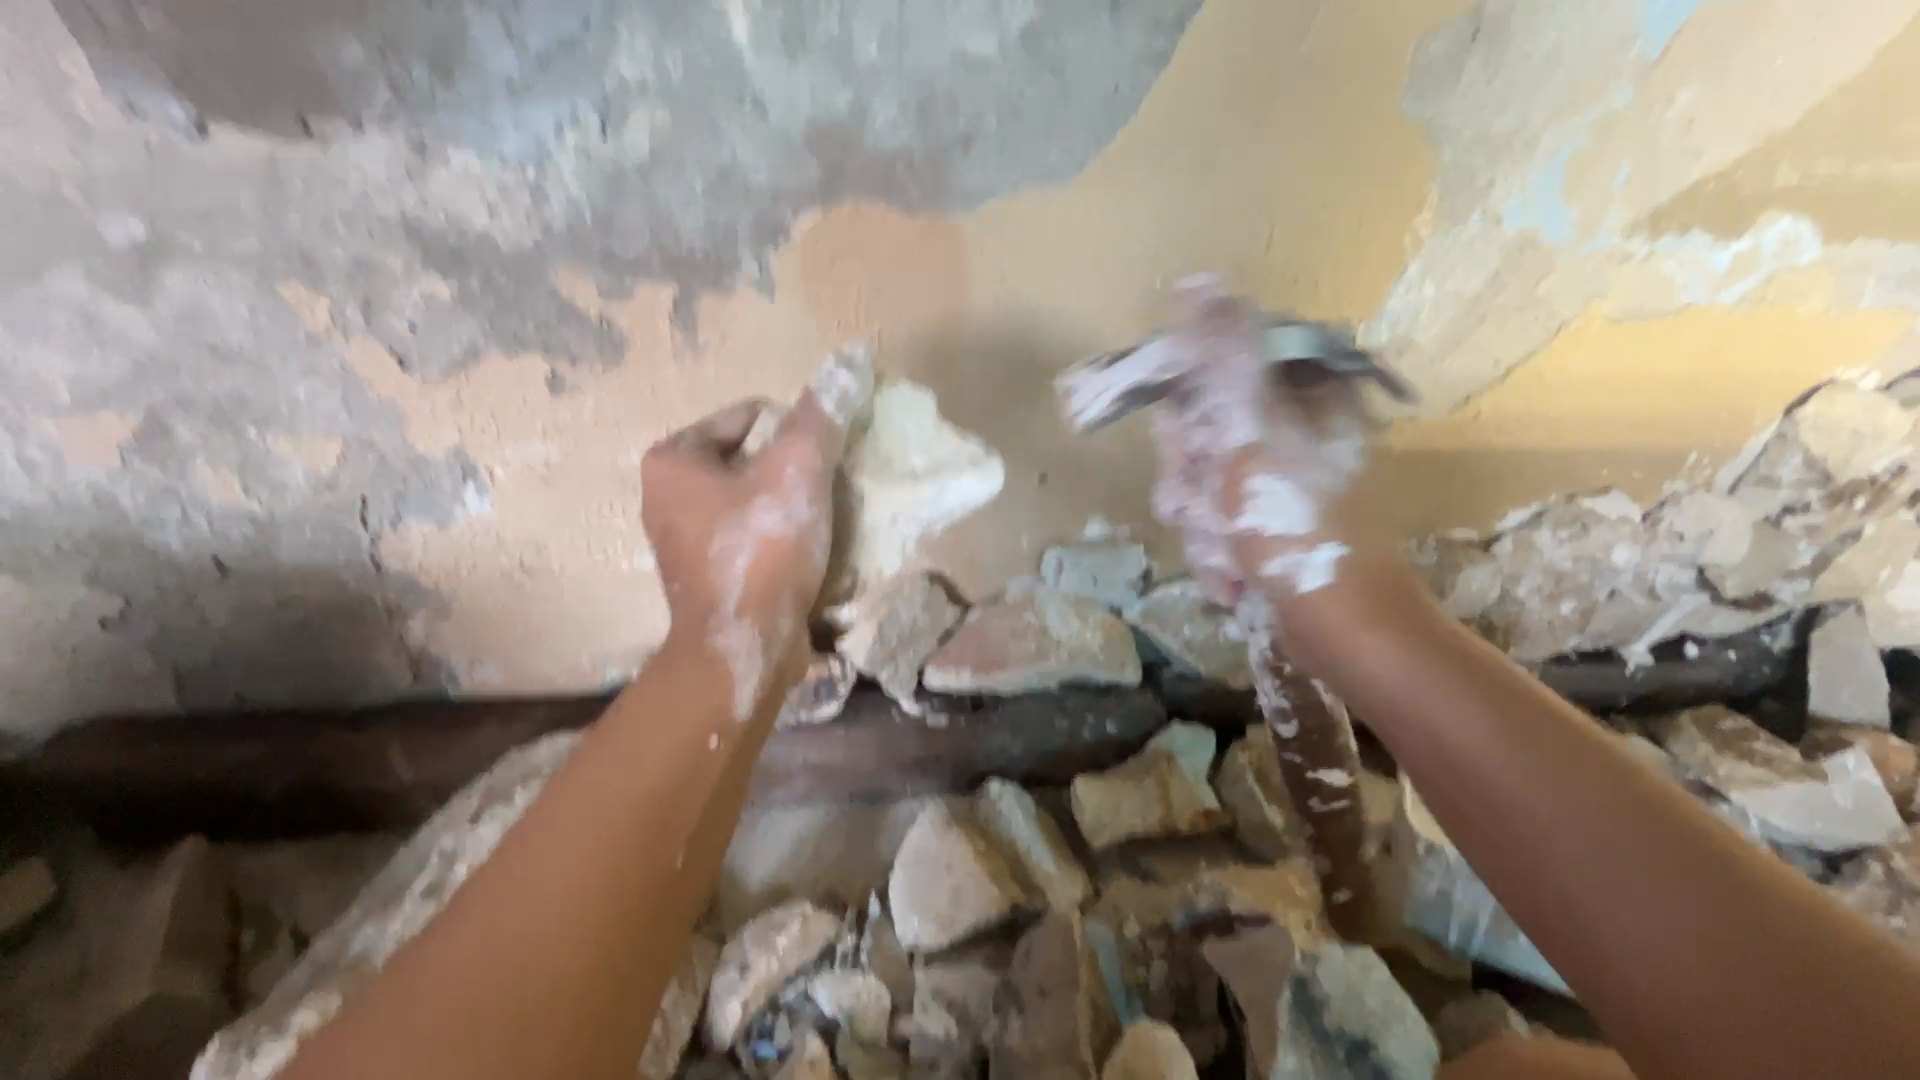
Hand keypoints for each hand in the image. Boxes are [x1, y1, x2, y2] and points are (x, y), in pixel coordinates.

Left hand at [642, 350, 869, 719]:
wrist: (744, 649)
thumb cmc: (762, 550)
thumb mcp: (798, 469)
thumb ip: (821, 414)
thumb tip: (851, 356)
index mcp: (672, 459)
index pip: (747, 415)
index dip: (796, 427)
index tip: (827, 454)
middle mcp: (665, 496)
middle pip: (750, 458)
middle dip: (792, 468)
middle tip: (830, 484)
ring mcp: (682, 541)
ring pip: (753, 500)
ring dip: (791, 504)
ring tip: (825, 519)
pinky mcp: (705, 577)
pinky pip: (750, 537)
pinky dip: (779, 538)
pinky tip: (807, 552)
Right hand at [1145, 282, 1401, 621]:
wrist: (1344, 628)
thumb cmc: (1300, 527)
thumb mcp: (1254, 432)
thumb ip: (1223, 357)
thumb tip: (1194, 280)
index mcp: (1298, 393)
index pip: (1212, 367)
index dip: (1187, 408)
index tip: (1190, 442)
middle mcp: (1287, 428)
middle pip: (1197, 430)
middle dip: (1189, 478)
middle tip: (1207, 504)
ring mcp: (1275, 479)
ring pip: (1196, 482)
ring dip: (1199, 524)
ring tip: (1228, 553)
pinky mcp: (1265, 522)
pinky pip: (1210, 521)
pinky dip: (1215, 551)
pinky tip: (1234, 577)